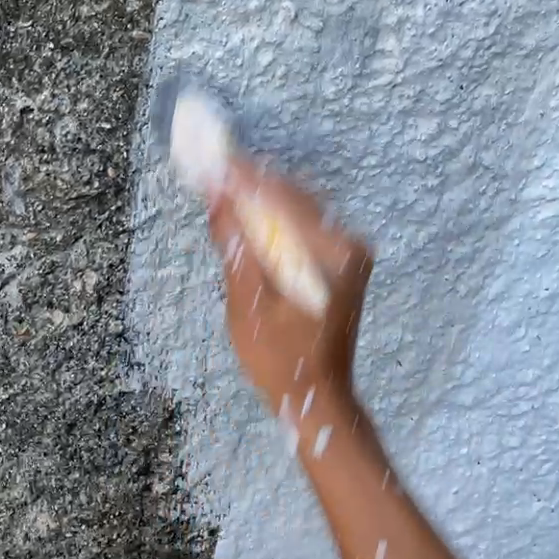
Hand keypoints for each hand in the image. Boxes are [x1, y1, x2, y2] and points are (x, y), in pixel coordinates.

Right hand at [206, 157, 372, 413]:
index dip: (242, 179)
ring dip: (260, 195)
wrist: (318, 397)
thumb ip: (235, 246)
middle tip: (211, 170)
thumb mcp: (247, 304)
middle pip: (292, 195)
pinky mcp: (341, 258)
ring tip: (222, 185)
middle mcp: (348, 243)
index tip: (211, 162)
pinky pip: (303, 222)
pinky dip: (274, 214)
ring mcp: (348, 250)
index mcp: (330, 253)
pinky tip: (247, 211)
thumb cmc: (280, 359)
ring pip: (297, 205)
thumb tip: (217, 198)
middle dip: (250, 182)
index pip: (280, 200)